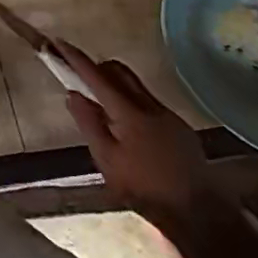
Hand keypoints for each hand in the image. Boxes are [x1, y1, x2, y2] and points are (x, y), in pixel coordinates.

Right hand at [55, 40, 224, 229]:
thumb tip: (73, 94)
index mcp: (129, 112)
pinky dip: (130, 103)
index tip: (58, 43)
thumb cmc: (144, 189)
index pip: (97, 76)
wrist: (199, 214)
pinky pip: (148, 103)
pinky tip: (127, 129)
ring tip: (101, 107)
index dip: (75, 58)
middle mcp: (150, 106)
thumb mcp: (106, 160)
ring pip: (136, 86)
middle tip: (79, 77)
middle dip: (97, 67)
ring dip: (115, 85)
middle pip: (120, 71)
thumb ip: (89, 124)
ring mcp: (168, 115)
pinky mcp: (179, 128)